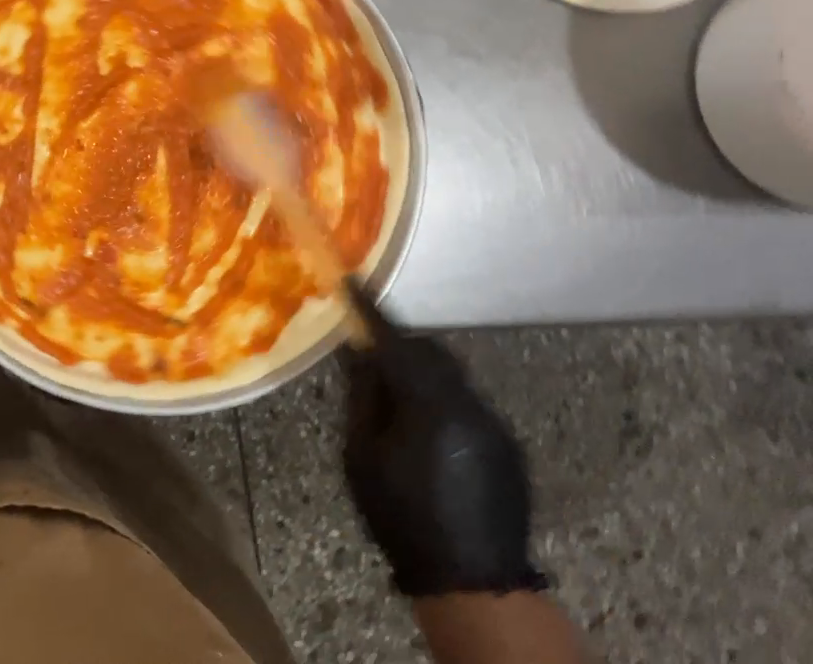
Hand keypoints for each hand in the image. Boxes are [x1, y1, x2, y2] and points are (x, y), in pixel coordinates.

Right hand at [342, 337, 547, 597]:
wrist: (471, 577)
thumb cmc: (399, 513)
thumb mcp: (362, 454)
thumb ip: (364, 396)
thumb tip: (357, 351)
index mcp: (431, 407)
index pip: (397, 343)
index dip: (372, 311)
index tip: (352, 283)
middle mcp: (472, 406)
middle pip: (434, 354)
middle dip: (399, 341)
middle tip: (365, 340)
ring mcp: (496, 426)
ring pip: (452, 378)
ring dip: (420, 371)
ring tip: (388, 386)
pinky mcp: (507, 446)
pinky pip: (467, 403)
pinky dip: (438, 397)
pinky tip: (419, 423)